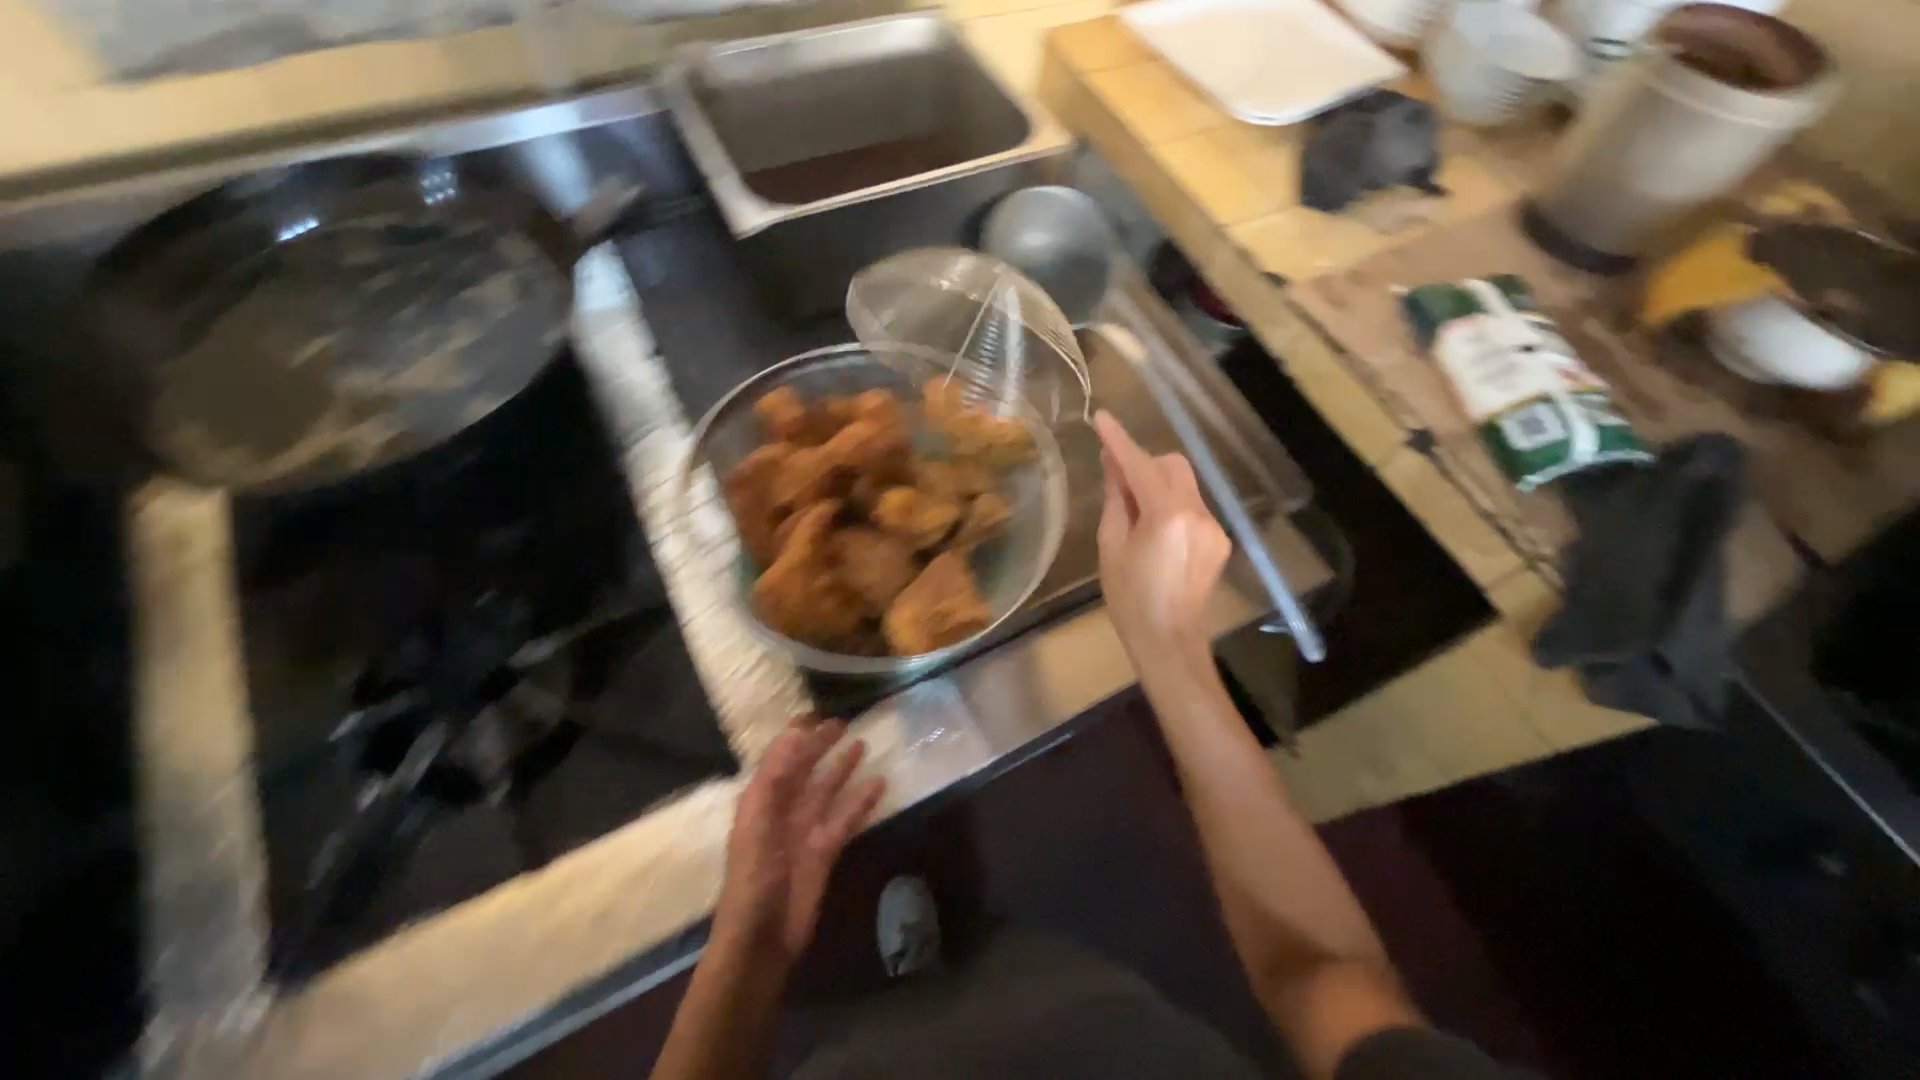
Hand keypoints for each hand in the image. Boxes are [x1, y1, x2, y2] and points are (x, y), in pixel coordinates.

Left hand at [711, 717, 884, 976]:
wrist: (761, 940)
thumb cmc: (753, 882)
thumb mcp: (759, 825)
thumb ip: (776, 779)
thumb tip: (795, 734)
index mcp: (759, 802)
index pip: (778, 759)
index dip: (794, 737)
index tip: (815, 714)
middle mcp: (781, 811)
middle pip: (802, 770)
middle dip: (819, 746)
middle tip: (843, 723)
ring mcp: (804, 831)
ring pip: (825, 790)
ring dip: (841, 768)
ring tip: (862, 744)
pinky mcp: (824, 852)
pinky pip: (844, 818)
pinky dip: (860, 801)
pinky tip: (879, 785)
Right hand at [1095, 410, 1231, 661]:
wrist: (1168, 639)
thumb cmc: (1129, 598)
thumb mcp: (1112, 546)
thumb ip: (1117, 499)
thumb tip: (1114, 464)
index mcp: (1167, 516)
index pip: (1140, 465)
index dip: (1119, 440)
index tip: (1101, 418)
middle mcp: (1198, 513)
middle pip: (1172, 465)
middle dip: (1144, 464)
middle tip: (1116, 481)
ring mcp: (1213, 526)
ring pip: (1184, 485)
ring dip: (1157, 486)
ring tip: (1134, 515)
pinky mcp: (1219, 540)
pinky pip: (1192, 507)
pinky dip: (1171, 507)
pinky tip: (1155, 534)